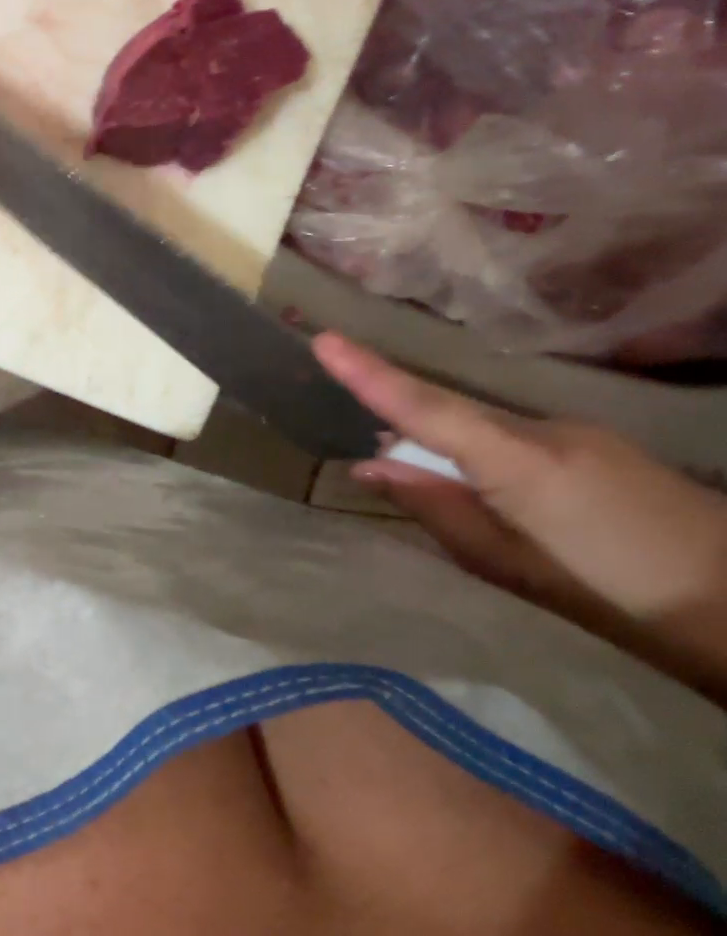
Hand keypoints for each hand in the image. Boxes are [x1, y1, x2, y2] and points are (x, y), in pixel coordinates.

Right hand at [315, 332, 726, 695]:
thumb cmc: (611, 595)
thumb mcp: (507, 564)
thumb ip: (435, 507)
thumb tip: (371, 466)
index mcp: (521, 460)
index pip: (426, 407)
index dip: (370, 374)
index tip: (324, 341)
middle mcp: (549, 430)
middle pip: (452, 413)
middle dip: (404, 425)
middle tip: (370, 456)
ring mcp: (582, 432)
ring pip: (484, 428)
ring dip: (447, 449)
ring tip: (438, 493)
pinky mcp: (602, 446)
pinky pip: (516, 438)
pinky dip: (483, 456)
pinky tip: (492, 496)